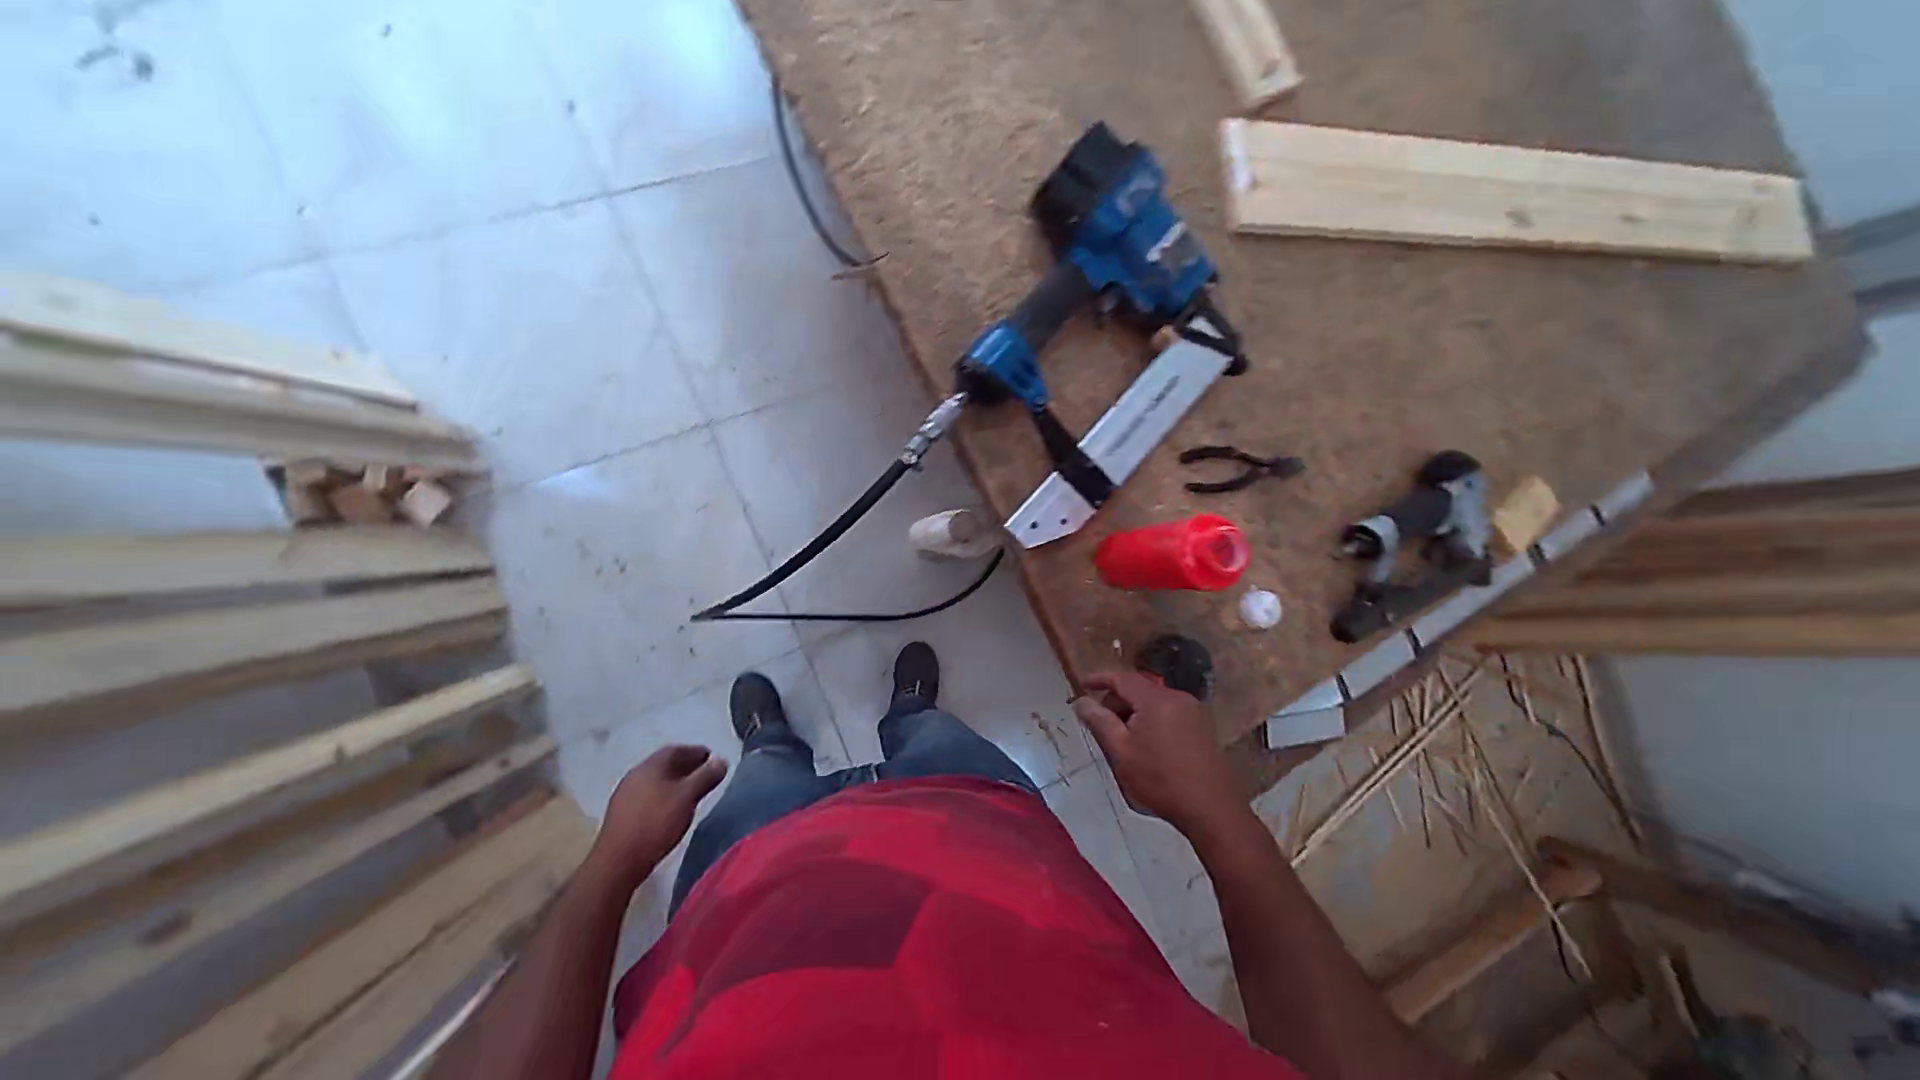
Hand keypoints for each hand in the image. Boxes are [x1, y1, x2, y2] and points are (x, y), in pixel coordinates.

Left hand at [589, 745, 727, 886]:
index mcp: (650, 766)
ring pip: (656, 781)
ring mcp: (625, 795)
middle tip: (706, 775)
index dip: (696, 752)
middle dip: (687, 766)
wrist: (618, 862)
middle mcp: (635, 775)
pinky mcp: (621, 815)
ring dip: (675, 782)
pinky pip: (648, 796)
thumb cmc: (656, 824)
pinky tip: (672, 810)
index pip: (676, 749)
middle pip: (665, 764)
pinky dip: (664, 796)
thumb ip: (706, 776)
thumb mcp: (688, 797)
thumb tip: (721, 761)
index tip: (713, 759)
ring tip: (692, 793)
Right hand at [1073, 671, 1247, 837]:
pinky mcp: (1201, 727)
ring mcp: (1192, 712)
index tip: (1082, 684)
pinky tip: (1145, 745)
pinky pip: (1168, 713)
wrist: (1211, 808)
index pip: (1122, 678)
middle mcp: (1177, 698)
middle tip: (1100, 725)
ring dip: (1133, 713)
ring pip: (1153, 702)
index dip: (1100, 679)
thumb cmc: (1160, 780)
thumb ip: (1099, 722)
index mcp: (1156, 700)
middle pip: (1138, 689)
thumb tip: (1082, 701)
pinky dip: (1150, 720)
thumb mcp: (1121, 752)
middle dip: (1116, 701)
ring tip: (1121, 740)